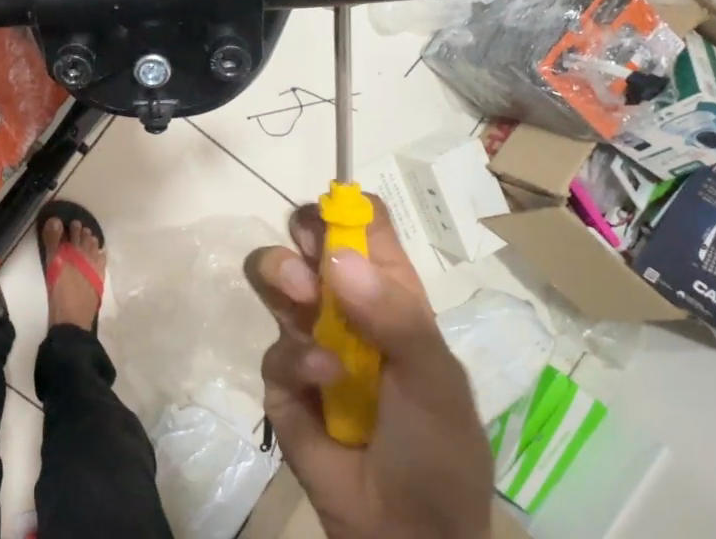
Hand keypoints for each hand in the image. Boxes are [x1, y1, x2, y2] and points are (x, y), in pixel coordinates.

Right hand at [245, 199, 490, 538]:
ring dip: (283, 274)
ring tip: (300, 294)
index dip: (349, 210)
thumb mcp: (437, 380)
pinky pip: (276, 351)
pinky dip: (298, 360)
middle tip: (310, 252)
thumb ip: (394, 317)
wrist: (408, 535)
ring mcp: (310, 341)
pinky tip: (324, 379)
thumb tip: (337, 256)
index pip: (366, 230)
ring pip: (275, 279)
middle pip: (311, 242)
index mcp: (392, 297)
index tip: (335, 209)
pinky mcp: (283, 380)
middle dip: (304, 235)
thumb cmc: (440, 451)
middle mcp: (347, 307)